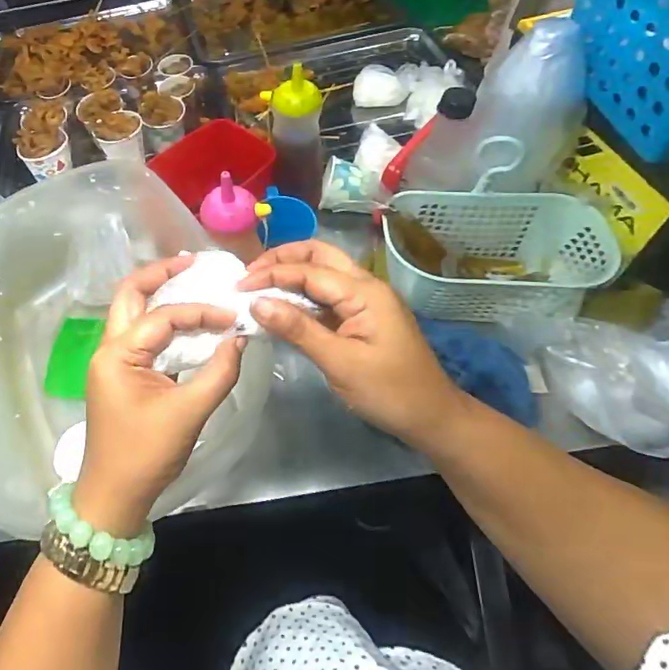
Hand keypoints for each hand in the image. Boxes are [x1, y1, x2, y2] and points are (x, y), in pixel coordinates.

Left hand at [77, 256, 245, 534]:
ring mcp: (113, 361)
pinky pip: (141, 332)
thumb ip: (219, 373)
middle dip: (160, 274)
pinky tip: (188, 318)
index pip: (163, 316)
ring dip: (159, 292)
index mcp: (118, 355)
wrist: (113, 498)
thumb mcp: (189, 414)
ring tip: (191, 278)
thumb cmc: (146, 455)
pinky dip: (162, 318)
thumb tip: (240, 339)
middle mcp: (110, 349)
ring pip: (132, 310)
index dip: (200, 312)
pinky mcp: (122, 373)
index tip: (232, 318)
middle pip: (130, 294)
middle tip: (193, 262)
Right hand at [241, 240, 467, 448]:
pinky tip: (282, 305)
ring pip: (324, 271)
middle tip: (248, 276)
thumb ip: (298, 329)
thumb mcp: (340, 362)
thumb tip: (257, 303)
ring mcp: (366, 299)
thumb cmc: (389, 391)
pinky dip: (304, 293)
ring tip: (258, 286)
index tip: (237, 287)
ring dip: (292, 273)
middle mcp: (366, 285)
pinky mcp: (363, 314)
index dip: (271, 275)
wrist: (431, 415)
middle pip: (319, 255)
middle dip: (282, 259)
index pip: (309, 270)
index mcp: (364, 291)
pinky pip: (329, 293)